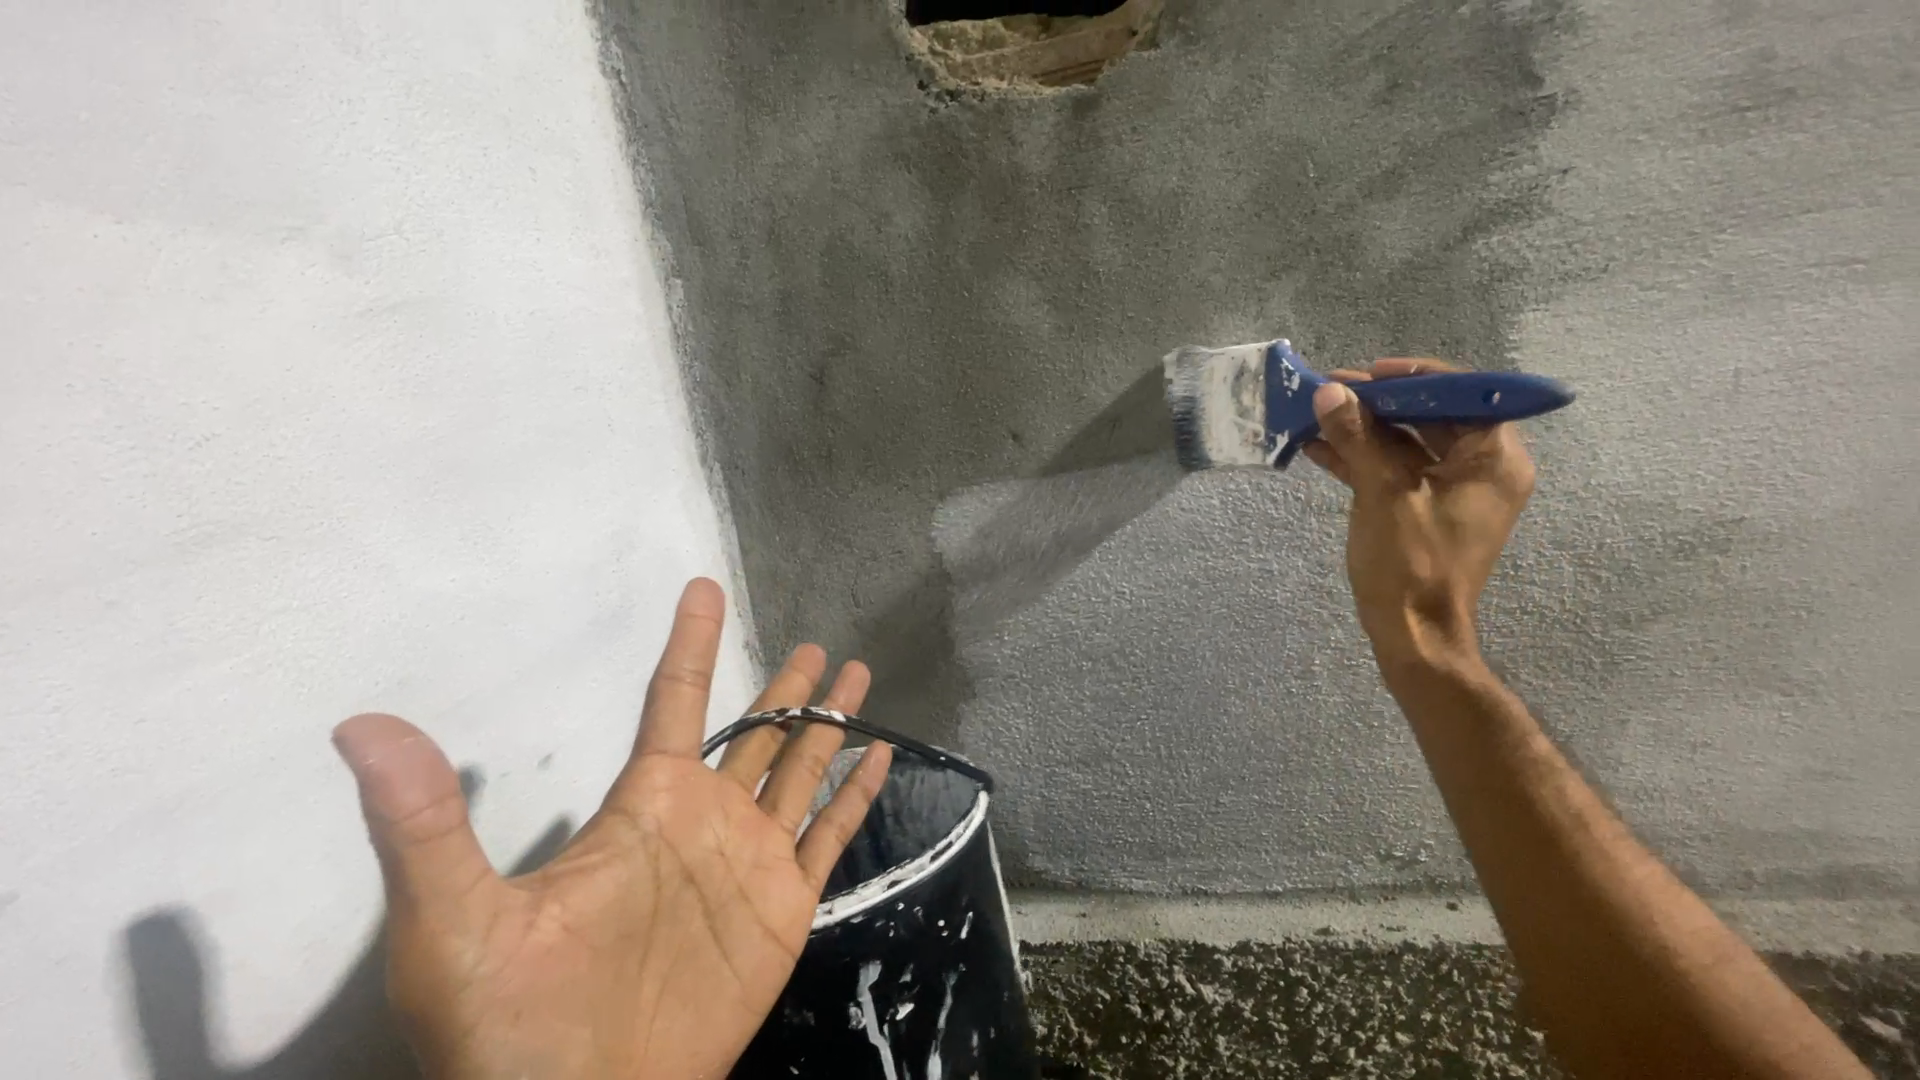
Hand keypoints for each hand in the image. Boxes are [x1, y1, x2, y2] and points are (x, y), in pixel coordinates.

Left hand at [331, 578, 892, 1079]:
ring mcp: (751, 861)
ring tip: (854, 675)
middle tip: (814, 645)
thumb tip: (358, 725)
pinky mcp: (785, 907)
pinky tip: (880, 757)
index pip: (675, 700)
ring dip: (828, 722)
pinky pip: (832, 835)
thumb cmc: (510, 1023)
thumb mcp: (451, 920)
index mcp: (645, 803)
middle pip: (756, 730)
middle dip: (783, 684)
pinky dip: (858, 795)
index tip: (702, 588)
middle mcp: (706, 818)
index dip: (691, 643)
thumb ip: (420, 822)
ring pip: (802, 769)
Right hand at [1301, 359, 1535, 667]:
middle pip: (1430, 416)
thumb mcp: (1383, 494)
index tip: (1365, 374)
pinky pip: (1395, 471)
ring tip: (1315, 415)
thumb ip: (1359, 438)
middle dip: (1377, 403)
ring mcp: (1451, 490)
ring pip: (1406, 443)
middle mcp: (1481, 468)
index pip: (1463, 394)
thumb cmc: (1410, 563)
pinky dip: (1361, 459)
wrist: (1413, 633)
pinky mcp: (1423, 508)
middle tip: (1329, 392)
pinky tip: (1318, 448)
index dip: (1412, 377)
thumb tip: (1329, 393)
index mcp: (1493, 458)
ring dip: (1362, 430)